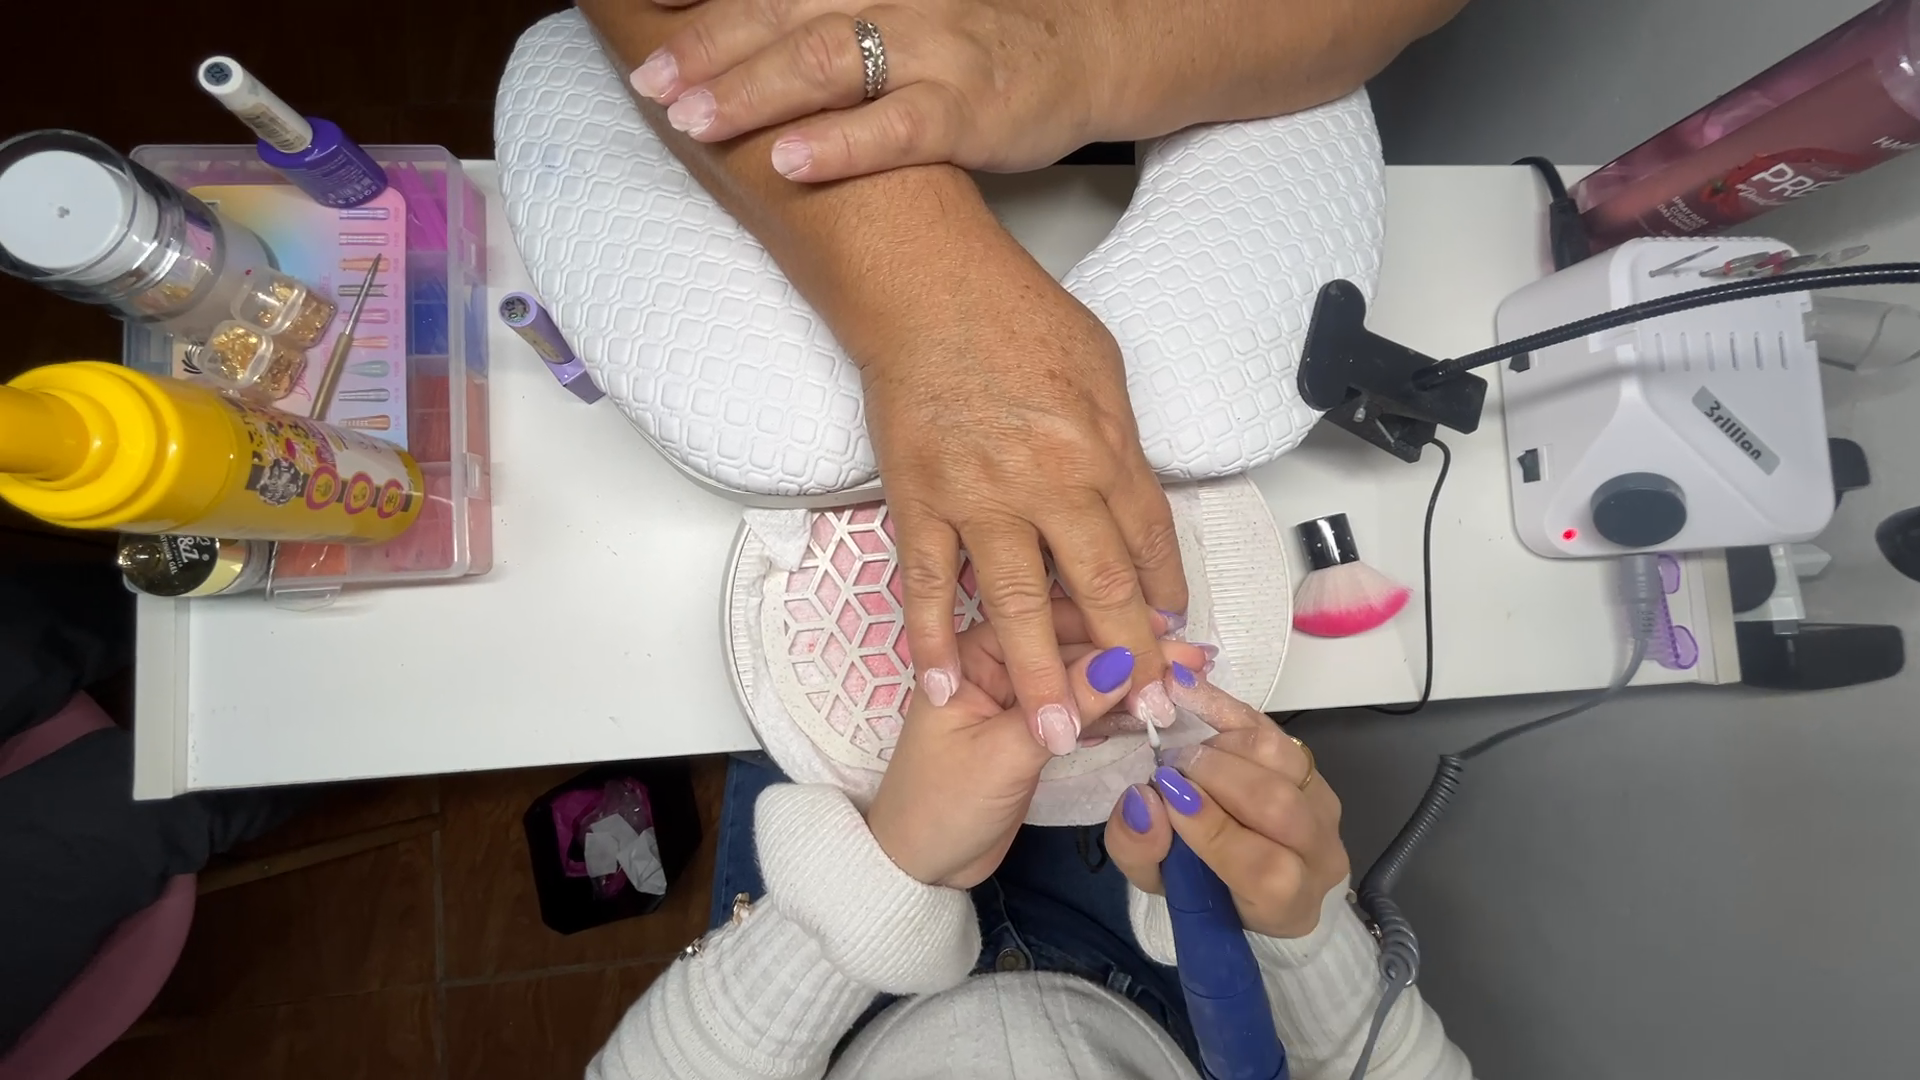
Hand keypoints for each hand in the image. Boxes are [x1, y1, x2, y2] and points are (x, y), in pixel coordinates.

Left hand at [627, 0, 1114, 180]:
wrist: (1080, 51)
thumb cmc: (978, 37)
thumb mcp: (903, 8)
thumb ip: (835, 15)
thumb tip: (768, 39)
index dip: (706, 8)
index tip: (648, 30)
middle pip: (781, 14)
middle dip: (709, 49)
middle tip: (654, 85)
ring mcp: (932, 51)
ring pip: (828, 62)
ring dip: (755, 92)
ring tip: (696, 120)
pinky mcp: (966, 110)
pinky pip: (896, 128)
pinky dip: (841, 145)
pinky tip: (791, 163)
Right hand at [859, 245, 1186, 754]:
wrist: (929, 290)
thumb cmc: (1020, 316)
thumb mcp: (1104, 368)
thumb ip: (1119, 441)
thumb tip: (1132, 500)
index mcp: (1105, 447)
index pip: (1149, 543)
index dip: (1164, 596)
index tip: (1172, 635)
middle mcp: (1051, 485)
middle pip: (1100, 588)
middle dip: (1130, 659)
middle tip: (1149, 715)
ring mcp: (981, 500)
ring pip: (1019, 604)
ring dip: (1042, 676)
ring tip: (1059, 735)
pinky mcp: (921, 503)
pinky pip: (929, 585)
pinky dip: (932, 641)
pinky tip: (941, 689)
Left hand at [868, 605, 1206, 886]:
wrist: (922, 867)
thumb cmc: (944, 804)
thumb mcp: (1005, 753)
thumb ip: (1065, 707)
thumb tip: (1125, 659)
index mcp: (976, 651)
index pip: (1048, 623)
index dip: (1109, 626)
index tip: (1166, 630)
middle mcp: (1000, 662)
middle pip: (1074, 648)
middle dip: (1132, 651)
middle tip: (1195, 655)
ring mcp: (1021, 695)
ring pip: (1084, 678)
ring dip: (1133, 679)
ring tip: (1191, 674)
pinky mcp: (1037, 727)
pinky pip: (1082, 708)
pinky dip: (1117, 707)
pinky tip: (1155, 701)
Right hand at [1106, 670, 1349, 938]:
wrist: (1250, 878)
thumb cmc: (1201, 887)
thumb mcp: (1156, 885)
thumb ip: (1140, 850)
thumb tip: (1142, 800)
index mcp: (1284, 903)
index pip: (1265, 867)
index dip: (1212, 826)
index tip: (1165, 793)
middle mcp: (1317, 853)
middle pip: (1276, 804)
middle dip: (1213, 775)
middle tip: (1166, 765)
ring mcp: (1321, 803)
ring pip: (1281, 759)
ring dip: (1223, 744)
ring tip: (1182, 747)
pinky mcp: (1306, 762)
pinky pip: (1268, 726)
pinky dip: (1224, 705)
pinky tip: (1185, 689)